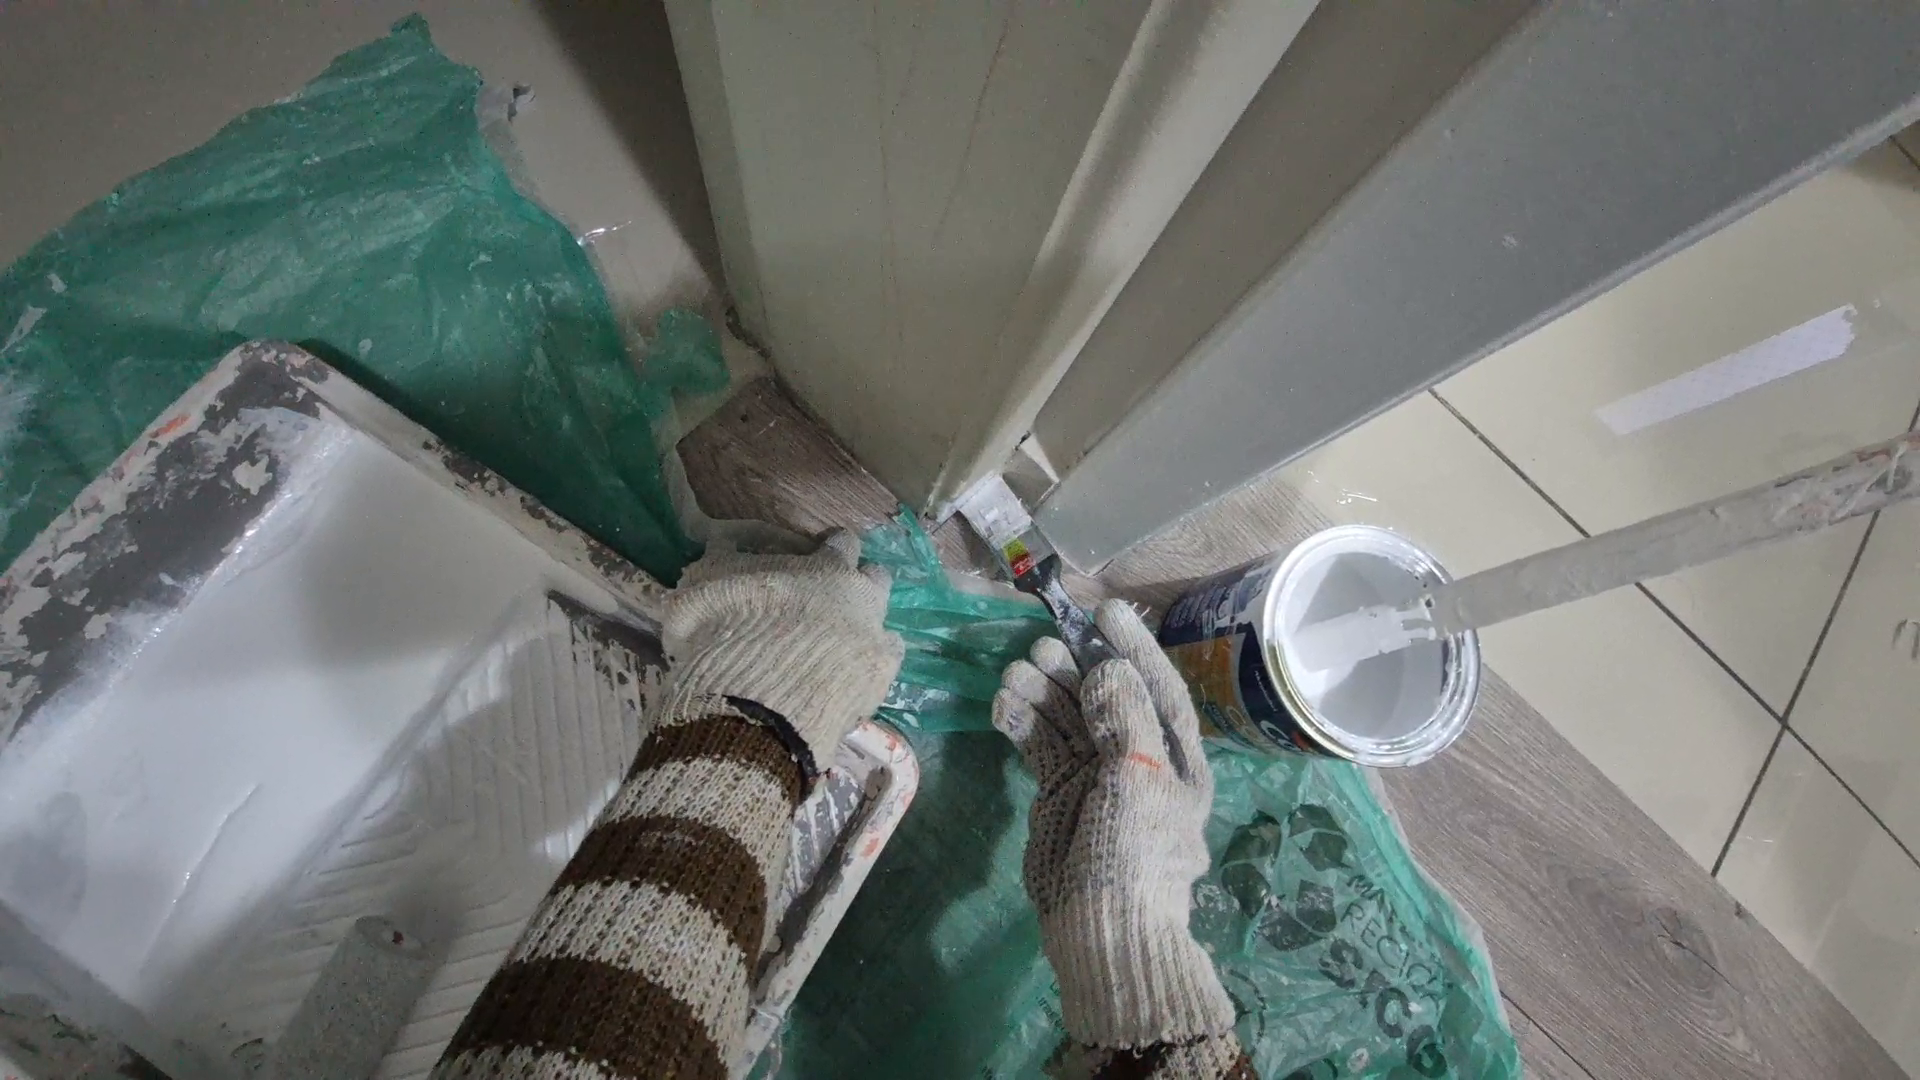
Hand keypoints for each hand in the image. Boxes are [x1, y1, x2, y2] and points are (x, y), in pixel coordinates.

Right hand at [663, 530, 903, 766]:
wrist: (752, 706)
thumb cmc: (724, 636)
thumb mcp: (704, 590)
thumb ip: (722, 567)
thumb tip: (716, 547)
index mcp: (826, 568)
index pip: (843, 542)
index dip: (830, 549)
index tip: (817, 558)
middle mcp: (861, 597)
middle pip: (875, 577)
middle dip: (859, 584)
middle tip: (832, 602)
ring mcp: (875, 640)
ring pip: (885, 622)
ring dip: (865, 627)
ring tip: (838, 646)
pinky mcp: (880, 681)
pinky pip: (883, 665)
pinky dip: (866, 667)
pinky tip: (845, 678)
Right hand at [994, 599, 1233, 1048]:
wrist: (1102, 928)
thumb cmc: (1135, 852)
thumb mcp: (1140, 779)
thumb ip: (1125, 717)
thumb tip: (1107, 668)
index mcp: (1172, 756)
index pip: (1156, 687)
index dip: (1134, 646)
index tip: (1107, 609)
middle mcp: (1133, 755)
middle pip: (1102, 696)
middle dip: (1074, 668)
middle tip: (1042, 647)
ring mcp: (1093, 771)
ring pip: (1066, 716)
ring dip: (1041, 691)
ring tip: (1015, 673)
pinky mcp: (1058, 788)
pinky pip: (1039, 744)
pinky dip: (1021, 722)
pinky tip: (1003, 705)